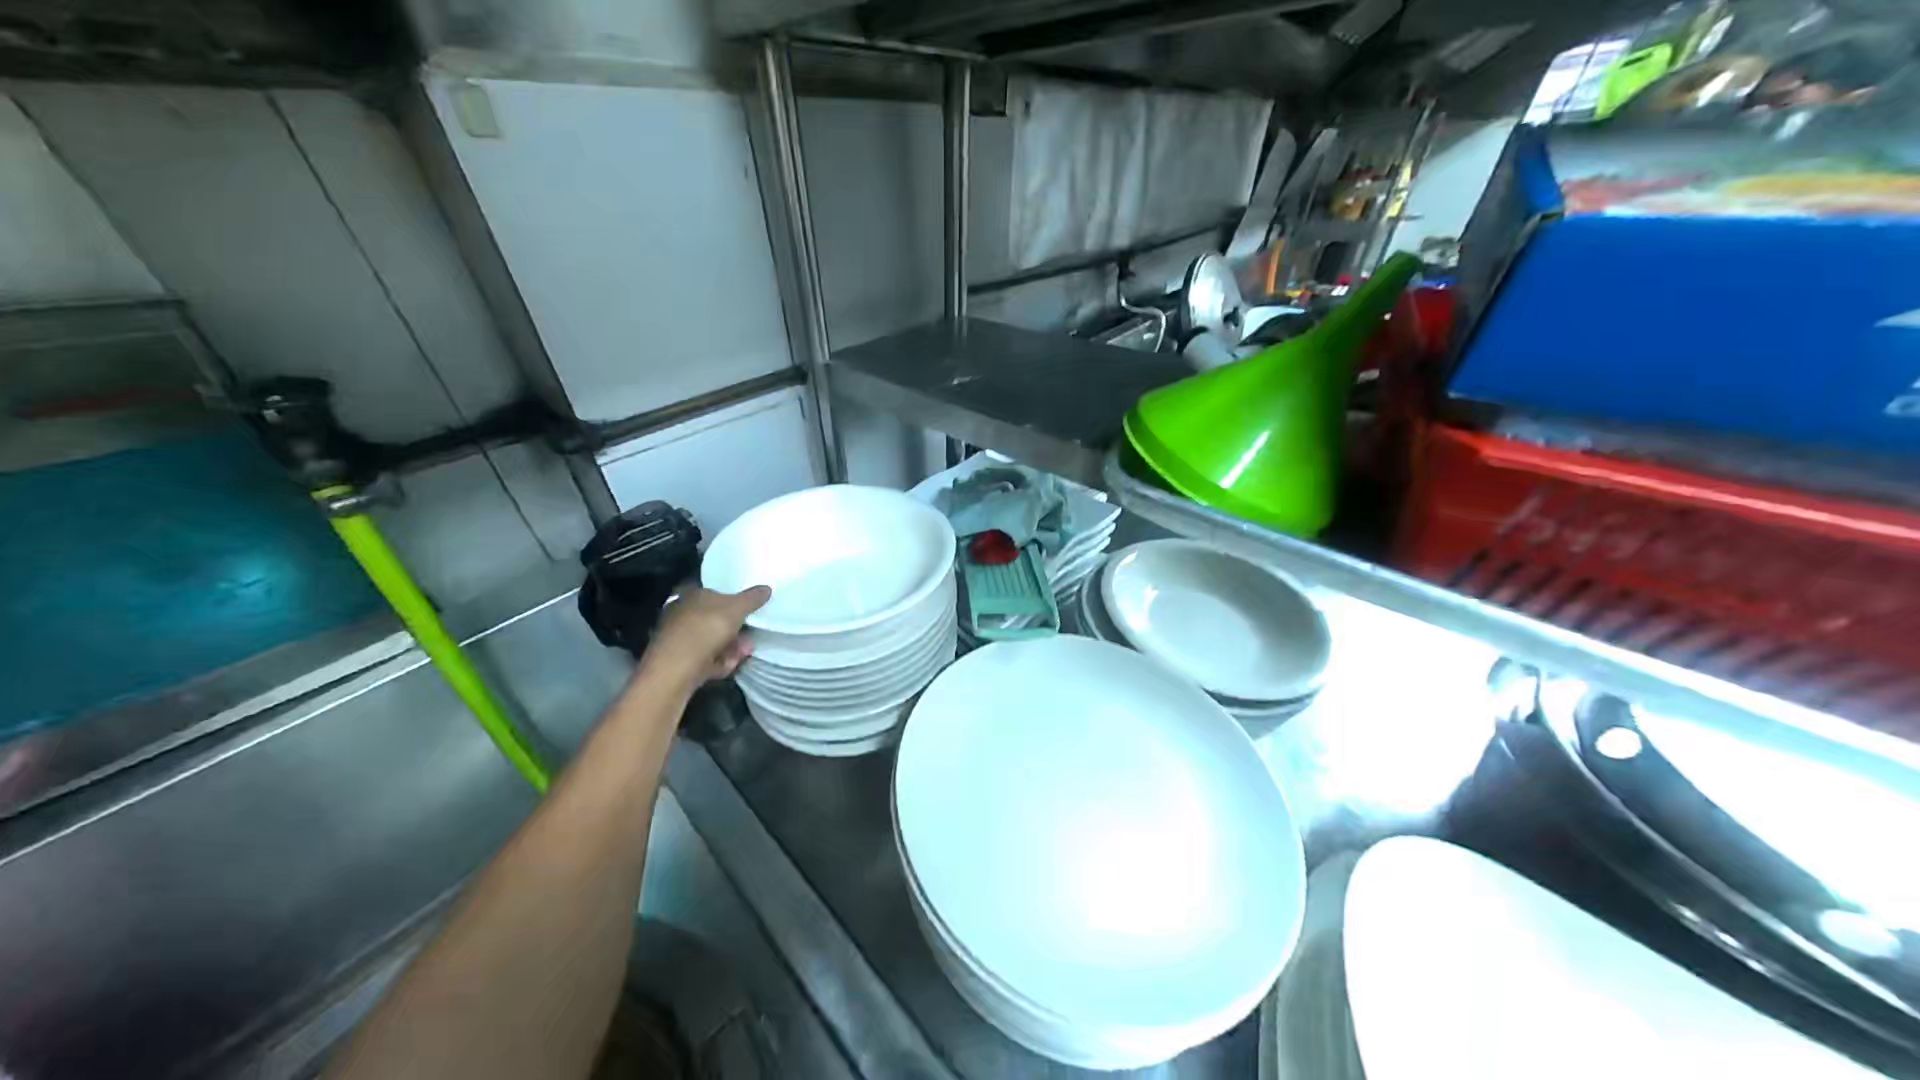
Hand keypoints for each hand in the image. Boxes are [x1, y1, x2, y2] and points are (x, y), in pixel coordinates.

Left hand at [640, 584, 770, 688]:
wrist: (676, 668)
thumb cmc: (706, 628)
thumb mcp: (736, 608)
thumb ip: (752, 598)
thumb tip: (766, 588)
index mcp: (691, 594)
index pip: (714, 593)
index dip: (733, 601)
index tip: (749, 612)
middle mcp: (682, 613)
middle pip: (715, 619)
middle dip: (735, 629)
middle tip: (749, 638)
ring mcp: (680, 638)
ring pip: (712, 640)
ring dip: (731, 647)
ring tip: (744, 654)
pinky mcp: (680, 660)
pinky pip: (705, 658)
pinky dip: (718, 661)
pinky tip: (729, 666)